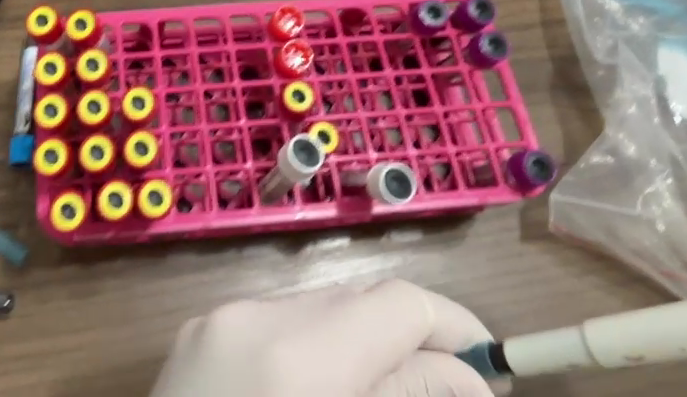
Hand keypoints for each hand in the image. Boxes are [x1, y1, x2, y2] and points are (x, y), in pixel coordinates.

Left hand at [148, 279, 500, 396]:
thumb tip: (466, 377)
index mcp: (296, 357)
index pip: (399, 302)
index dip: (456, 329)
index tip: (492, 369)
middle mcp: (252, 317)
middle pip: (359, 298)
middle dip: (411, 340)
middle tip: (450, 392)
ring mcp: (216, 320)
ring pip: (317, 308)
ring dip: (362, 345)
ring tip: (387, 393)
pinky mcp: (195, 336)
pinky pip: (275, 324)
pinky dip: (313, 350)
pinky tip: (321, 390)